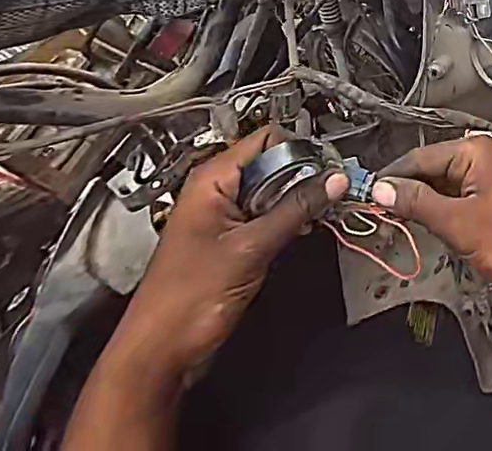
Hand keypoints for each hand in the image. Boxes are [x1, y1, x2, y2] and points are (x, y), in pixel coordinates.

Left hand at [103, 127, 346, 384]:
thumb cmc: (187, 300)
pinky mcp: (230, 238)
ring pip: (270, 189)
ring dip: (294, 199)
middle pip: (270, 162)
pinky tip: (297, 231)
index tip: (324, 169)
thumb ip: (295, 210)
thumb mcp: (251, 248)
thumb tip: (331, 181)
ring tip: (314, 214)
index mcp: (212, 178)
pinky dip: (283, 218)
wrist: (159, 354)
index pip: (266, 138)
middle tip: (325, 194)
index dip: (298, 150)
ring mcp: (223, 214)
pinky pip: (263, 213)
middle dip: (300, 176)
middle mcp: (216, 189)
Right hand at [372, 137, 491, 295]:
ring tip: (400, 219)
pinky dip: (440, 208)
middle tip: (382, 210)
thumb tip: (383, 189)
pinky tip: (428, 224)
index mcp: (473, 151)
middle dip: (407, 190)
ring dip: (423, 201)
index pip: (420, 157)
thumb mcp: (457, 223)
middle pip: (430, 167)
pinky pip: (455, 194)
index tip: (370, 194)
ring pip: (441, 183)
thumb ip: (417, 203)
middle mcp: (480, 154)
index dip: (393, 177)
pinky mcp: (491, 193)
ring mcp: (487, 173)